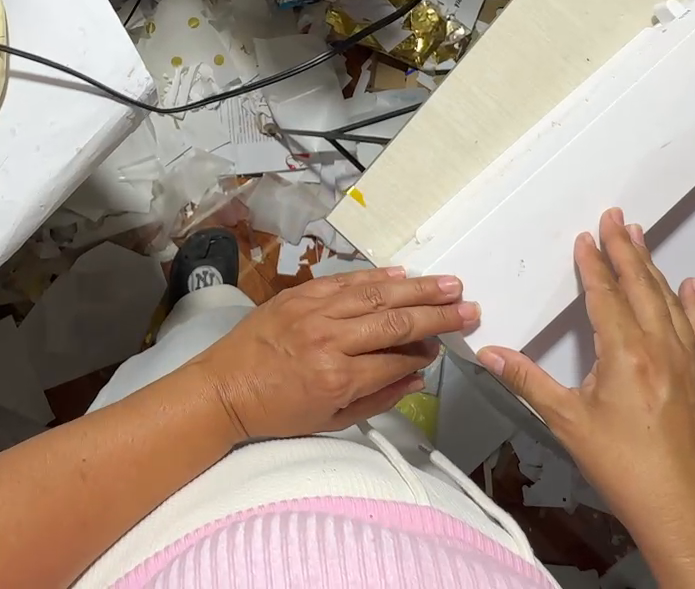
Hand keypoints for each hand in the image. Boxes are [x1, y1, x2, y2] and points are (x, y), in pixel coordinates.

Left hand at [184, 267, 477, 440]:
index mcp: (338, 377)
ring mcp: (313, 311)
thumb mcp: (331, 420)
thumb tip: (418, 376)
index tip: (448, 344)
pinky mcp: (299, 294)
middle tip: (469, 307)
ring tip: (447, 284)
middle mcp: (329, 339)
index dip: (426, 351)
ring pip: (375, 295)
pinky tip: (401, 274)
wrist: (225, 387)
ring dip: (415, 288)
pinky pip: (344, 281)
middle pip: (394, 322)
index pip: (396, 359)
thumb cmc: (278, 412)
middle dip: (436, 315)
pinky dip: (375, 276)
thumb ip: (378, 398)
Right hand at [477, 210, 694, 588]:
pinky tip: (692, 289)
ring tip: (643, 238)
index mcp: (626, 354)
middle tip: (617, 217)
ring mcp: (691, 367)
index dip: (594, 263)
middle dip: (627, 249)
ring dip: (654, 269)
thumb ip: (527, 381)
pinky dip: (694, 307)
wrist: (690, 520)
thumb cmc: (625, 470)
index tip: (586, 236)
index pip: (606, 295)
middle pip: (642, 288)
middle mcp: (662, 350)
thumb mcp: (567, 423)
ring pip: (671, 304)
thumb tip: (488, 351)